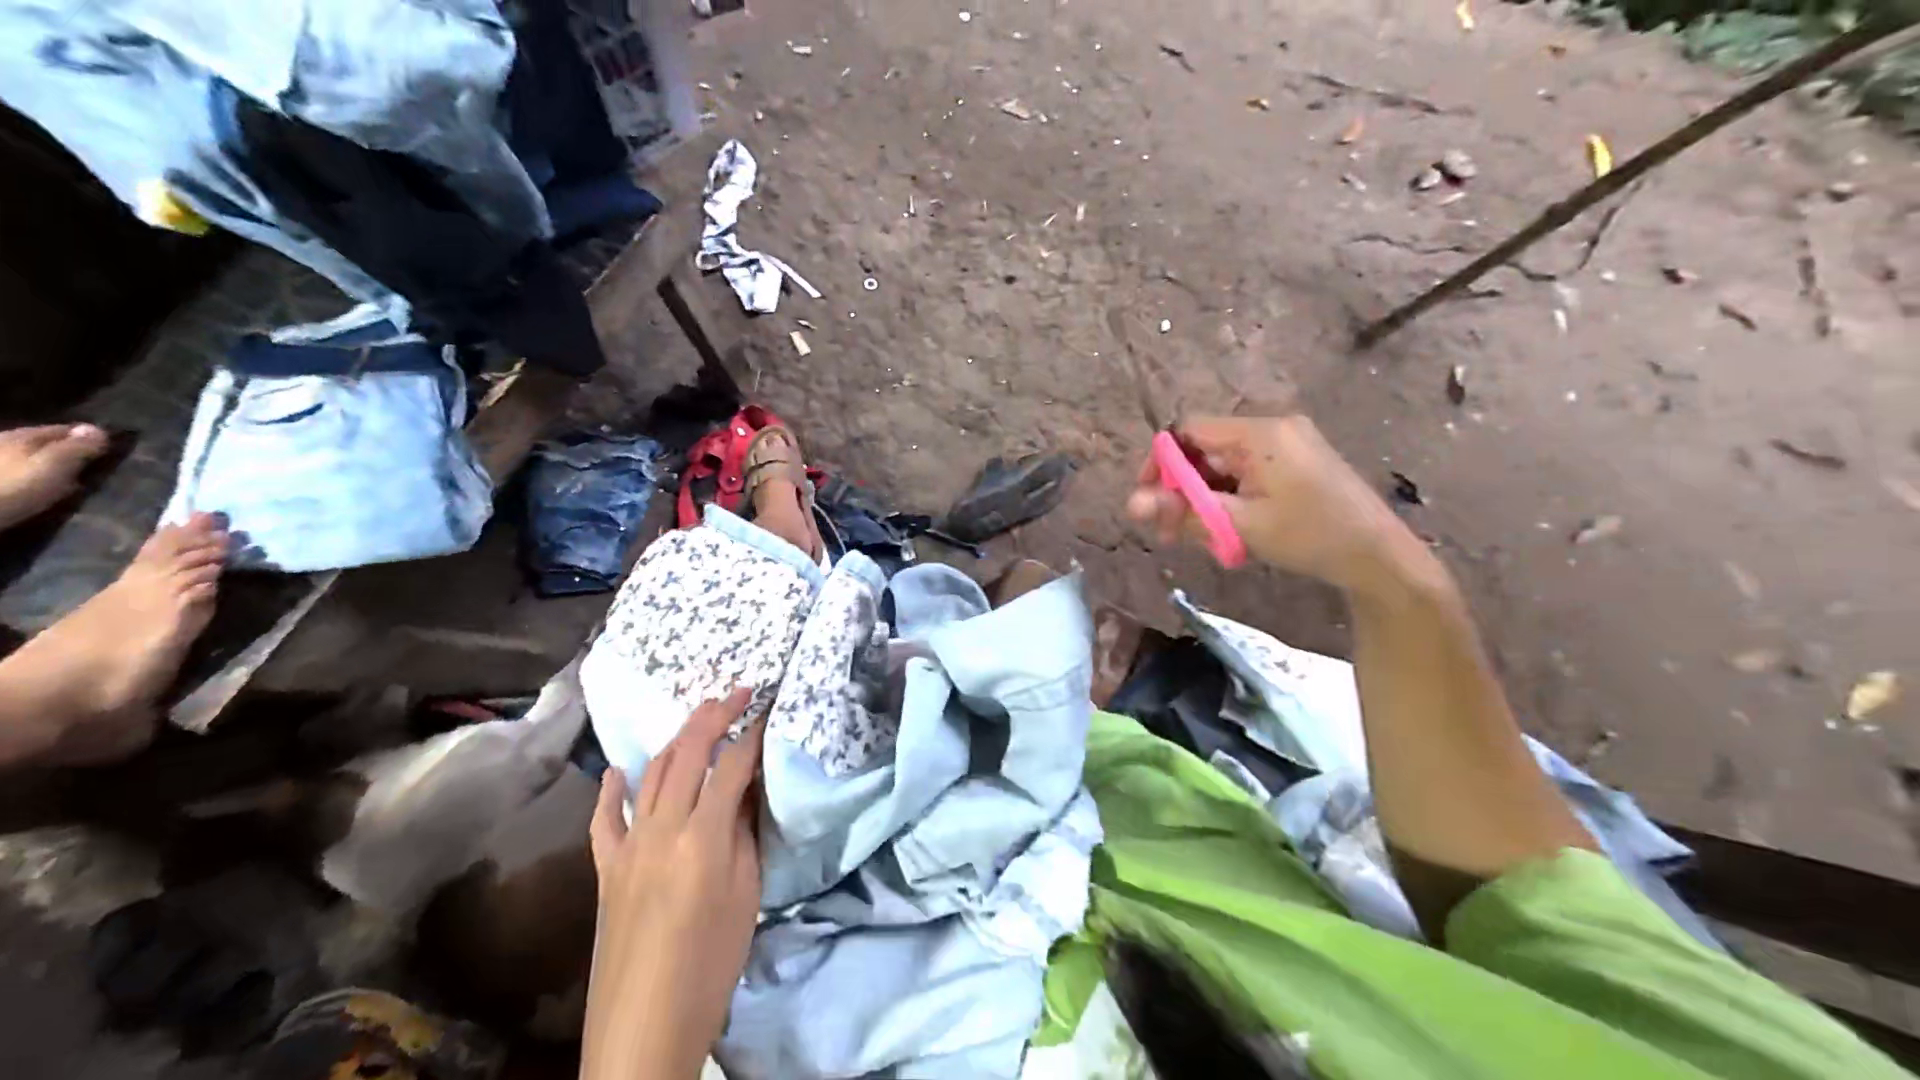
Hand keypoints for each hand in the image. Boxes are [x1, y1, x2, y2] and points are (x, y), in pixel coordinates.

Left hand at [581, 688, 764, 1079]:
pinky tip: (619, 771)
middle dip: (714, 716)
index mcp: (703, 836)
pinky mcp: (606, 868)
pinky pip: (605, 820)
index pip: (732, 766)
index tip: (768, 707)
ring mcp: (627, 846)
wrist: (645, 1027)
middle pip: (688, 755)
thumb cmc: (711, 963)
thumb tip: (747, 789)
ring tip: (699, 716)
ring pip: (652, 775)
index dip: (752, 733)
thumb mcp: (746, 894)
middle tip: (737, 692)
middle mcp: (661, 828)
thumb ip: (744, 833)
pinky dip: (613, 790)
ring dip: (677, 739)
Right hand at [1126, 414, 1427, 596]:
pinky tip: (1228, 528)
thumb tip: (1130, 504)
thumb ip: (1184, 511)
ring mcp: (1288, 443)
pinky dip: (1229, 497)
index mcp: (1259, 433)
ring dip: (1204, 498)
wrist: (1378, 556)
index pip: (1188, 430)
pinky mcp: (1298, 461)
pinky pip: (1247, 471)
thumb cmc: (1308, 535)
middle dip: (1182, 488)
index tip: (1150, 499)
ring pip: (1224, 464)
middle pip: (1206, 448)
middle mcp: (1273, 427)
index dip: (1161, 462)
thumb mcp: (1239, 525)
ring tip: (1201, 536)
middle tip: (1170, 530)